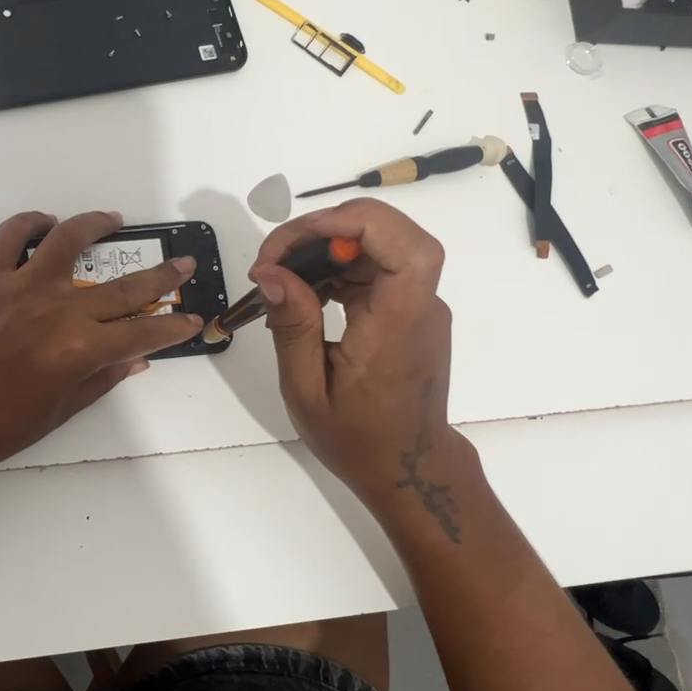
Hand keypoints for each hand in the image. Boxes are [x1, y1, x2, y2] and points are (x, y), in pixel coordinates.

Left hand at [0, 211, 201, 486]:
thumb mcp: (56, 413)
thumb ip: (99, 381)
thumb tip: (134, 359)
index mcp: (81, 350)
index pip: (144, 332)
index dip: (173, 327)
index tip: (192, 319)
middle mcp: (58, 309)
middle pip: (123, 286)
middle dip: (161, 276)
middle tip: (183, 265)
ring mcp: (19, 287)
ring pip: (69, 240)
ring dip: (97, 224)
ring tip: (114, 220)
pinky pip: (11, 236)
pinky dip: (30, 222)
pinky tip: (44, 223)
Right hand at [250, 198, 463, 502]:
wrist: (406, 467)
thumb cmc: (356, 439)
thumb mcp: (307, 390)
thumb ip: (292, 327)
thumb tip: (272, 273)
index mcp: (399, 325)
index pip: (404, 247)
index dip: (352, 223)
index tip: (297, 241)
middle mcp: (419, 305)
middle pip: (389, 232)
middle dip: (326, 229)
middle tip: (274, 258)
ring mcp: (418, 305)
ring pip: (379, 244)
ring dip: (325, 246)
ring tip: (278, 275)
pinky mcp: (407, 310)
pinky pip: (375, 267)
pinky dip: (335, 266)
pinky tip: (302, 290)